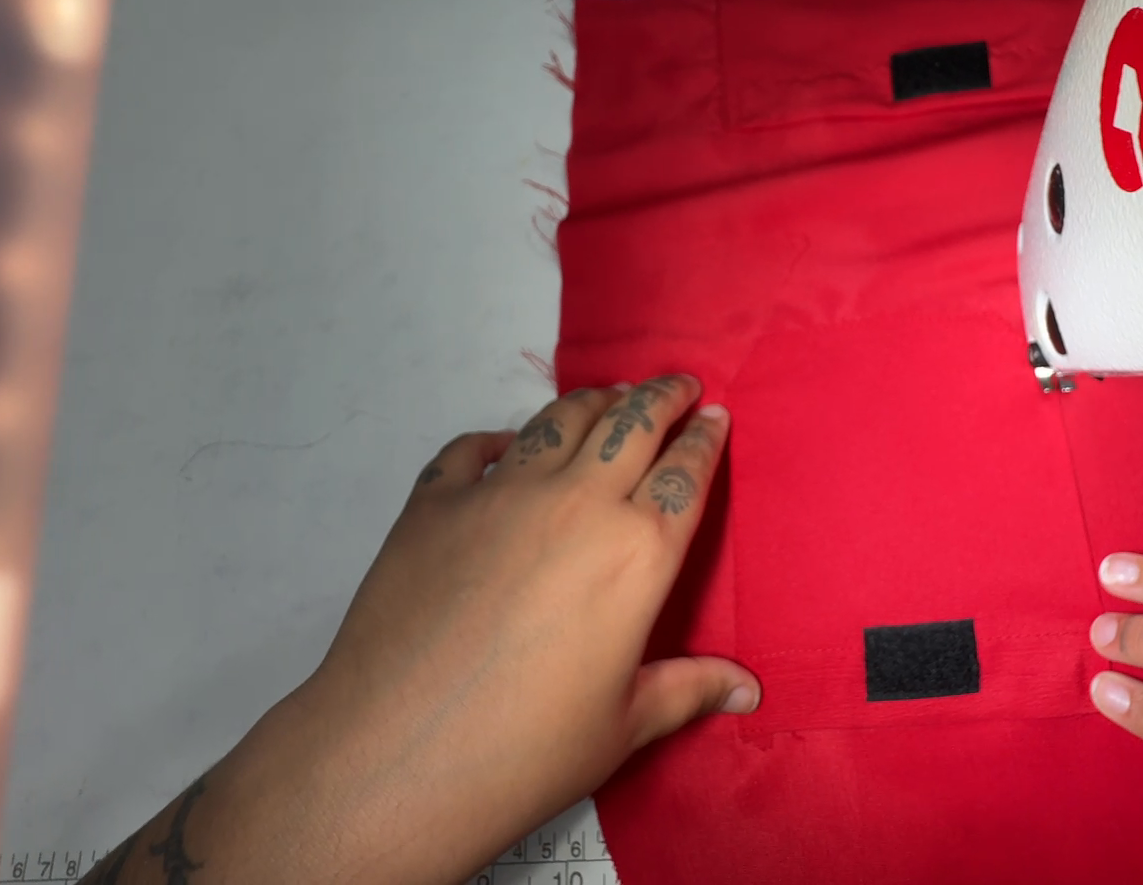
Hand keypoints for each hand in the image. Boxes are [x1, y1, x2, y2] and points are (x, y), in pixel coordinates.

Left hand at [82, 377, 757, 884]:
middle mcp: (578, 503)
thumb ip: (691, 690)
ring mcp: (501, 494)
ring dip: (596, 400)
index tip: (717, 414)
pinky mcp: (434, 503)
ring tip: (612, 396)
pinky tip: (507, 444)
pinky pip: (472, 450)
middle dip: (664, 395)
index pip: (686, 475)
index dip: (706, 439)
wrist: (391, 759)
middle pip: (633, 425)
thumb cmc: (524, 750)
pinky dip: (496, 439)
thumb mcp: (623, 726)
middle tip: (679, 383)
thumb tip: (751, 693)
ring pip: (562, 420)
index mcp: (637, 552)